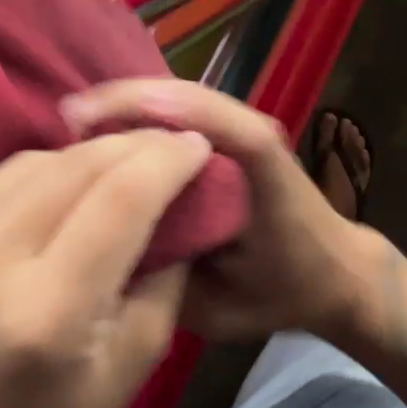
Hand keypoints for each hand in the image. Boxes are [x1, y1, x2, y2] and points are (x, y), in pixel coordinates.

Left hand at [0, 129, 212, 407]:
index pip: (119, 201)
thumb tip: (178, 192)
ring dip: (80, 158)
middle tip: (163, 143)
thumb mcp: (132, 364)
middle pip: (72, 170)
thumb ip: (162, 272)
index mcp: (43, 317)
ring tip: (112, 166)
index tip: (195, 144)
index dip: (165, 160)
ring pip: (28, 164)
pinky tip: (53, 193)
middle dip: (128, 146)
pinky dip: (31, 180)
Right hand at [62, 80, 386, 342]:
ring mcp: (244, 126)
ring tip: (78, 118)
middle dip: (128, 101)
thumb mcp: (232, 311)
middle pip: (195, 99)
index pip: (233, 132)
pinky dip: (140, 108)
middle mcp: (258, 138)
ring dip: (129, 100)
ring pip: (183, 96)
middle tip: (71, 118)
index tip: (105, 124)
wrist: (334, 271)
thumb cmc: (284, 294)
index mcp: (271, 178)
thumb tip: (113, 249)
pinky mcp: (229, 130)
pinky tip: (103, 123)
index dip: (171, 116)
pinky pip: (181, 109)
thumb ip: (178, 284)